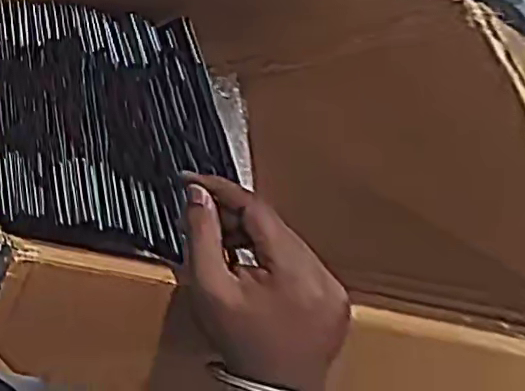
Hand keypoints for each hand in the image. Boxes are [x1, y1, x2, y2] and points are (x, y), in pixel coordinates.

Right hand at [180, 174, 349, 390]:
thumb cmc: (239, 343)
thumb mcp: (209, 284)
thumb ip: (201, 231)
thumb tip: (198, 193)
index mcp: (296, 273)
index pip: (256, 208)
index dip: (220, 189)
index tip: (192, 180)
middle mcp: (322, 277)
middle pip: (269, 221)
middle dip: (231, 213)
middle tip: (200, 213)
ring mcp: (332, 288)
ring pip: (280, 235)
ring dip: (247, 230)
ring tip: (219, 241)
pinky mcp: (332, 296)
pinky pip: (293, 254)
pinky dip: (266, 249)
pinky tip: (243, 258)